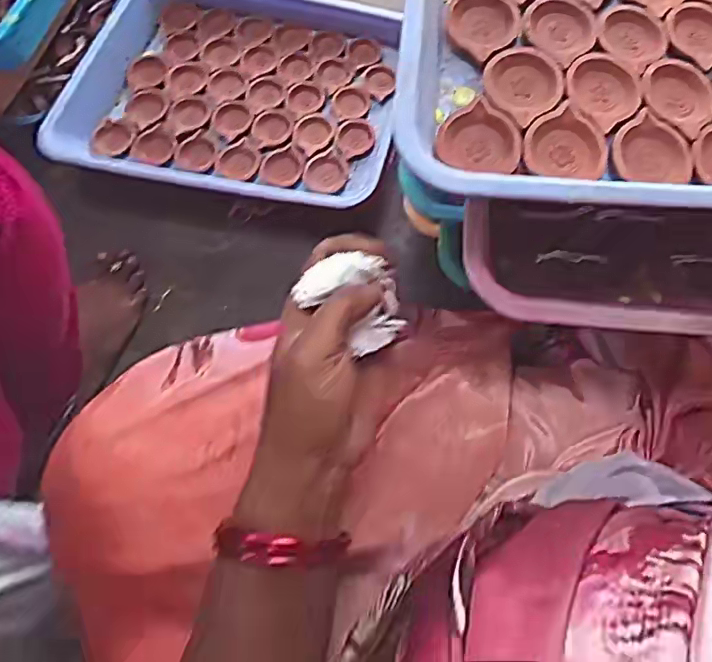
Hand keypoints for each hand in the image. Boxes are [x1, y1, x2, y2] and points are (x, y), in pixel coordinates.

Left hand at [237, 235, 388, 536]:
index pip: (324, 261)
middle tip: (394, 277)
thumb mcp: (313, 351)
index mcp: (304, 308)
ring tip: (397, 308)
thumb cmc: (305, 406)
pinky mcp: (375, 358)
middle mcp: (329, 316)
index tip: (379, 253)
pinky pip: (392, 330)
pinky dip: (402, 324)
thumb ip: (339, 309)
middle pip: (353, 276)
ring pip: (375, 301)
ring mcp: (354, 336)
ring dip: (390, 297)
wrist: (317, 461)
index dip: (349, 248)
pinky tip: (407, 329)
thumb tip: (373, 284)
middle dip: (375, 270)